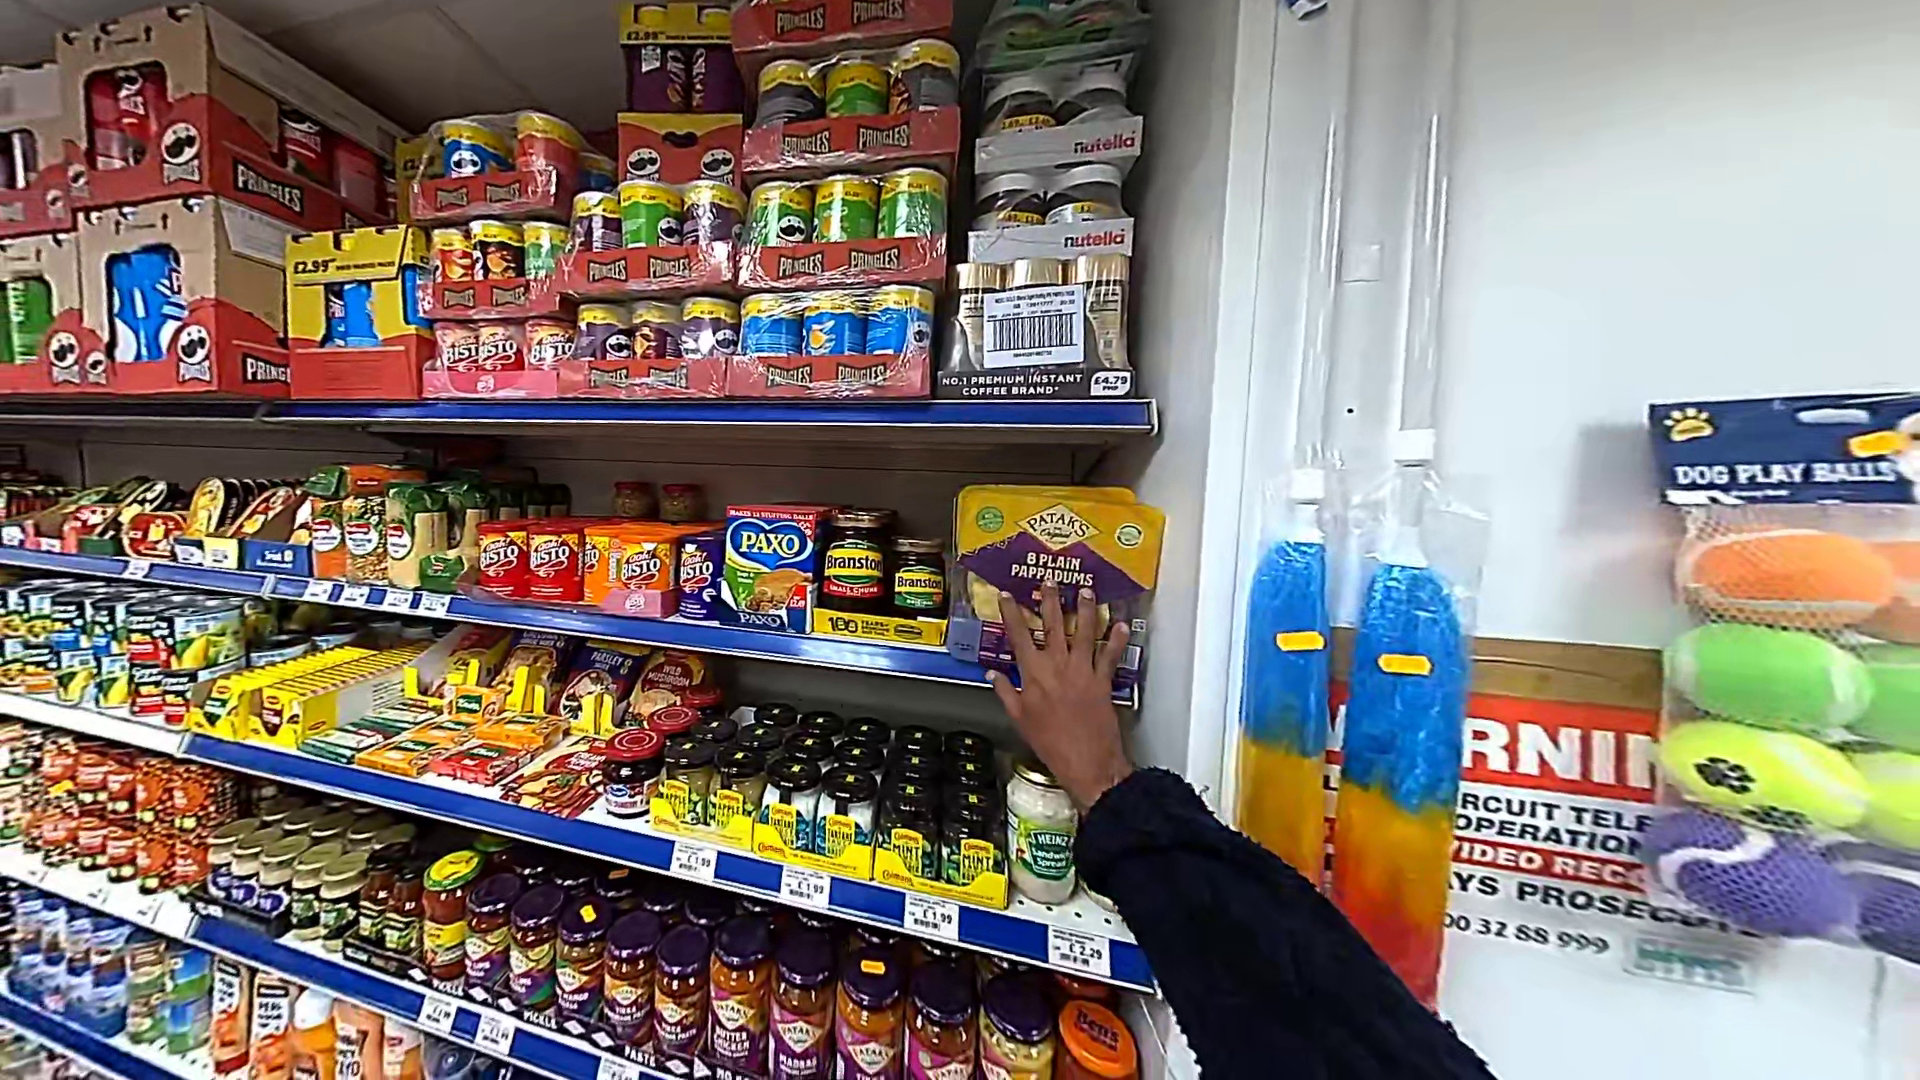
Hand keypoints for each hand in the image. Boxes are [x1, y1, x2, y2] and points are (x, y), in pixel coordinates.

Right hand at [989, 583, 1133, 808]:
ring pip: (1084, 632)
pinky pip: (1110, 655)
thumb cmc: (1049, 742)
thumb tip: (991, 674)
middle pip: (1053, 626)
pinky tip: (1121, 624)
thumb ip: (1005, 692)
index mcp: (1033, 674)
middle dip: (1051, 600)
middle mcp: (1057, 666)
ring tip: (1087, 590)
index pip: (1018, 636)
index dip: (1012, 613)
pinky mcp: (1102, 680)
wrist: (1086, 763)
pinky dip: (1116, 639)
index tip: (1007, 595)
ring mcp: (1082, 671)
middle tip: (1051, 579)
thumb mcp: (1020, 719)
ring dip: (1086, 610)